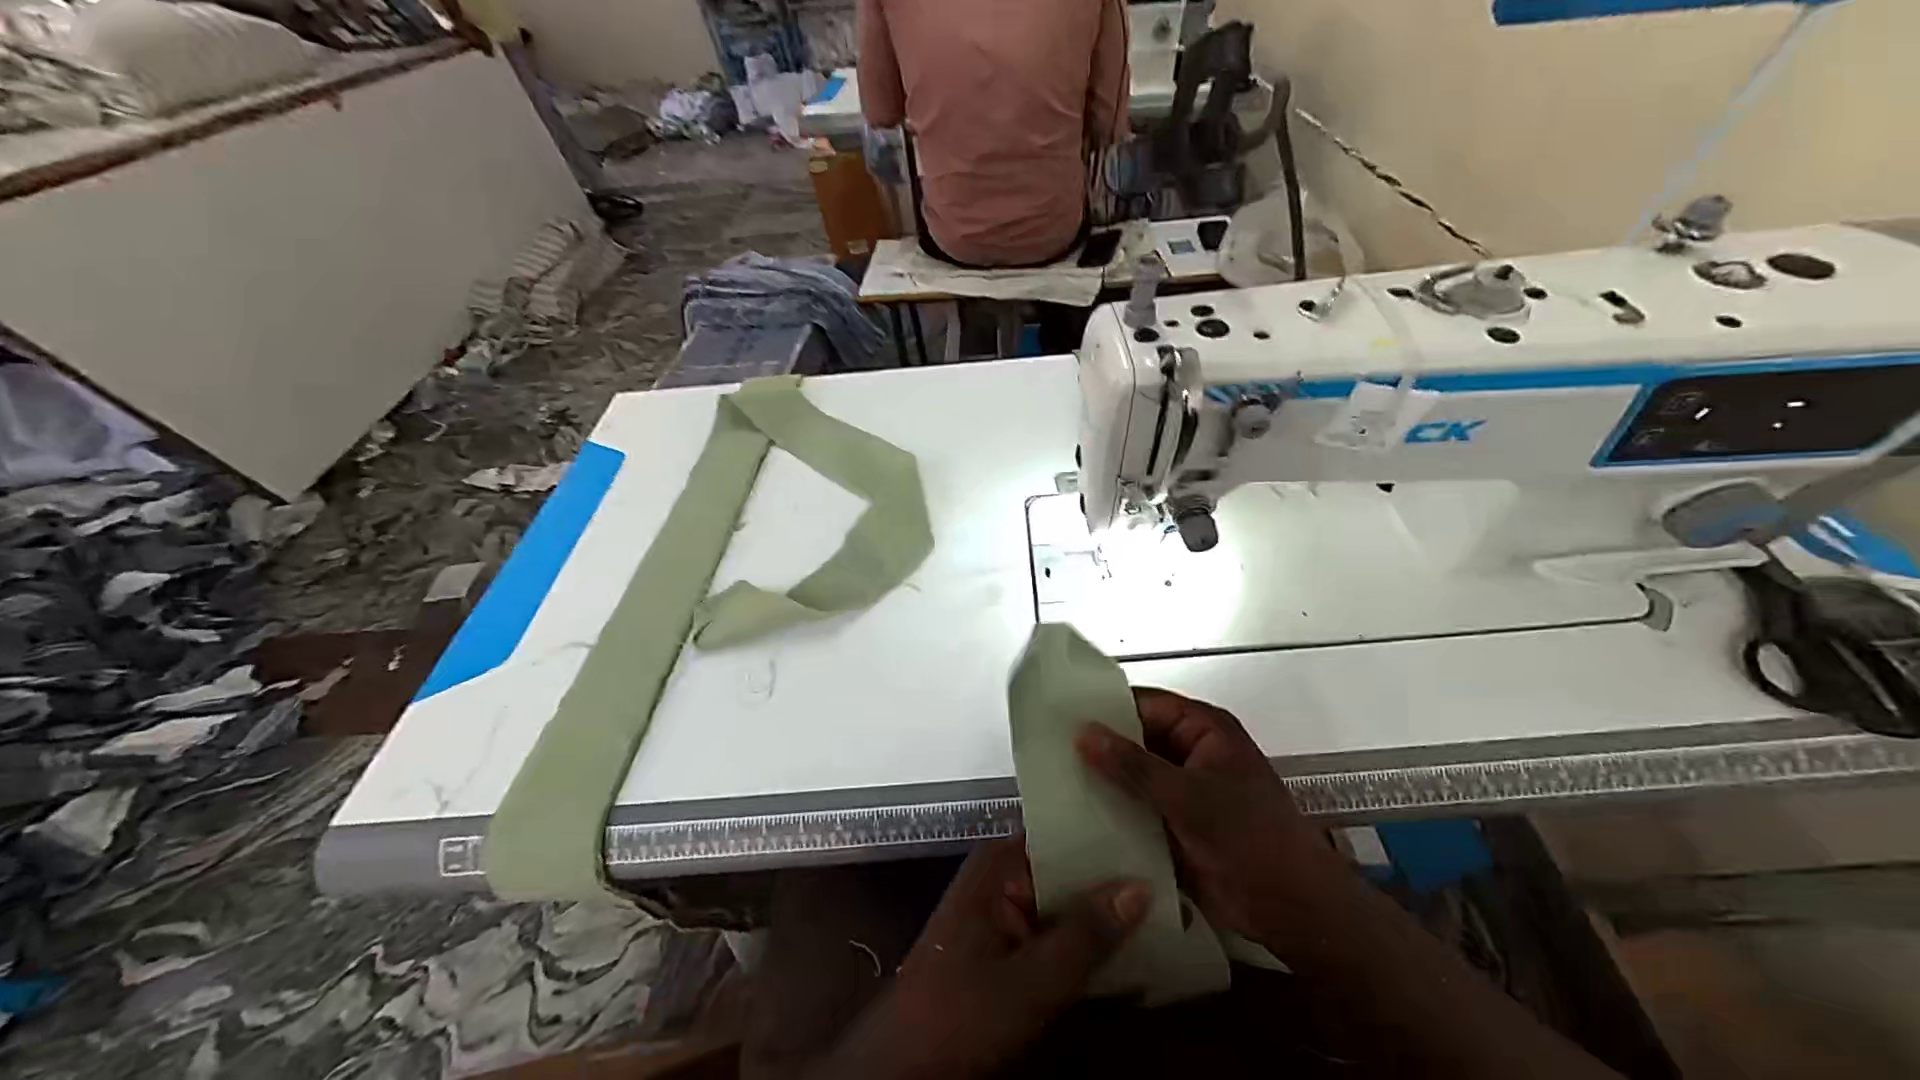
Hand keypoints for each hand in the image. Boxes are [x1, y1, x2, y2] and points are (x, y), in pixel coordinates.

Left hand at [813, 837, 1149, 1079]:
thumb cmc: (960, 1015)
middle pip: (1068, 866)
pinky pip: (1056, 928)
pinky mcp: (1008, 943)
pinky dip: (1088, 938)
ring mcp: (1004, 909)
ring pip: (1066, 899)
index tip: (1160, 837)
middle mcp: (1002, 875)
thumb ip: (1086, 934)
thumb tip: (1141, 885)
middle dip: (1116, 878)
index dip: (1111, 834)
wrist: (903, 1067)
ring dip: (1106, 911)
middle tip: (1177, 877)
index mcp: (1000, 864)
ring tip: (1170, 907)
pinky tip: (1132, 947)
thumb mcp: (1031, 981)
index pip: (1064, 832)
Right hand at [1075, 688, 1356, 949]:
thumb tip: (1084, 733)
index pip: (1145, 704)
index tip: (1061, 716)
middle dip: (1099, 746)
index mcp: (1204, 730)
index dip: (1106, 708)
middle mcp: (1192, 752)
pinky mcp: (1175, 822)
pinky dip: (1113, 808)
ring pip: (1133, 774)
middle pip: (1136, 738)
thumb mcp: (1189, 797)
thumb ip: (1133, 765)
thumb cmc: (1252, 839)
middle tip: (1049, 750)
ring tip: (1054, 780)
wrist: (1293, 909)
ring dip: (1103, 779)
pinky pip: (1137, 805)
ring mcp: (1183, 789)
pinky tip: (1078, 813)